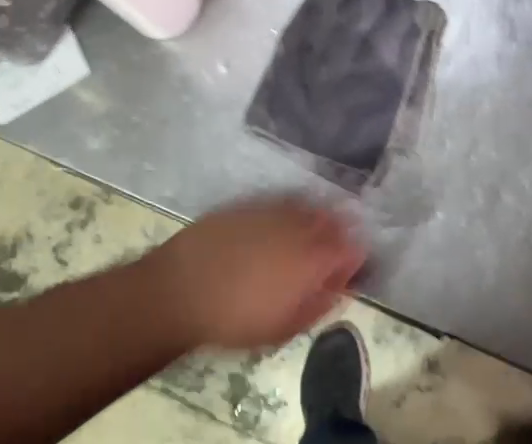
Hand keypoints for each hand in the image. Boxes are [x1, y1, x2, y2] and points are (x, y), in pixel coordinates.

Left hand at [141, 197, 364, 350]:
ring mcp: (275, 210)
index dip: (354, 259)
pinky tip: (276, 227)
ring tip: (304, 238)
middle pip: (335, 221)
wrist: (178, 290)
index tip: (347, 271)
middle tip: (329, 252)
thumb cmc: (233, 319)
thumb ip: (318, 306)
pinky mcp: (251, 202)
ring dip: (314, 220)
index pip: (352, 248)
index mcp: (315, 259)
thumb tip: (338, 291)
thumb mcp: (281, 328)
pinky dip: (288, 212)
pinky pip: (281, 202)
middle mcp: (302, 226)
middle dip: (339, 234)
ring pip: (309, 207)